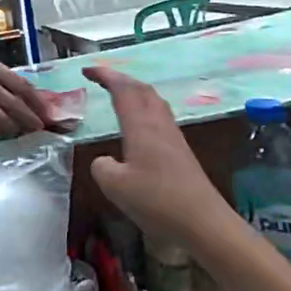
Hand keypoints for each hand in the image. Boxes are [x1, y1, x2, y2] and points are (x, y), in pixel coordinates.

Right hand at [84, 66, 233, 247]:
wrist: (203, 221)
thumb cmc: (157, 201)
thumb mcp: (115, 187)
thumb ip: (102, 167)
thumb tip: (104, 161)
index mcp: (140, 125)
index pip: (122, 89)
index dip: (104, 75)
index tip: (86, 69)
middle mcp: (158, 123)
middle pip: (141, 89)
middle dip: (120, 78)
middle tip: (101, 78)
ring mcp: (173, 136)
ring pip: (153, 100)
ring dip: (135, 91)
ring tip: (119, 94)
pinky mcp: (181, 150)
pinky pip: (160, 115)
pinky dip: (145, 107)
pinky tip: (141, 123)